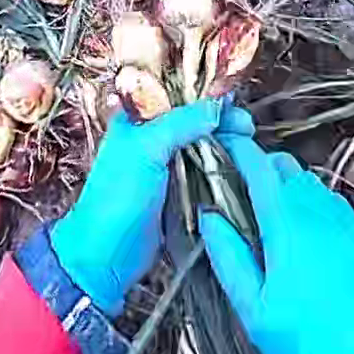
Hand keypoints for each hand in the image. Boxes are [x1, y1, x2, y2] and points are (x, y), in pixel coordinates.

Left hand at [49, 100, 251, 314]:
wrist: (104, 259)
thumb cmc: (117, 197)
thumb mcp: (146, 150)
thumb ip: (182, 123)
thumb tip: (217, 105)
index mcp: (137, 119)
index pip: (177, 95)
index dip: (206, 95)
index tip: (233, 99)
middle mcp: (152, 137)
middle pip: (194, 119)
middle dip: (221, 119)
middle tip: (246, 125)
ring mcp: (165, 165)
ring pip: (202, 144)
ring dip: (225, 141)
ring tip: (248, 140)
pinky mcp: (177, 190)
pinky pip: (203, 169)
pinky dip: (221, 164)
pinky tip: (239, 163)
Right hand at [202, 136, 353, 353]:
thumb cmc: (308, 344)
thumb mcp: (254, 309)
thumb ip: (228, 257)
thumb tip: (208, 216)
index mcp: (287, 218)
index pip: (258, 163)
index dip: (237, 148)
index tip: (219, 144)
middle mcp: (317, 206)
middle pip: (284, 164)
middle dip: (259, 166)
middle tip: (235, 192)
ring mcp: (343, 217)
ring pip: (307, 180)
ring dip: (283, 184)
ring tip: (264, 219)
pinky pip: (327, 201)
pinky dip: (306, 202)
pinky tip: (298, 238)